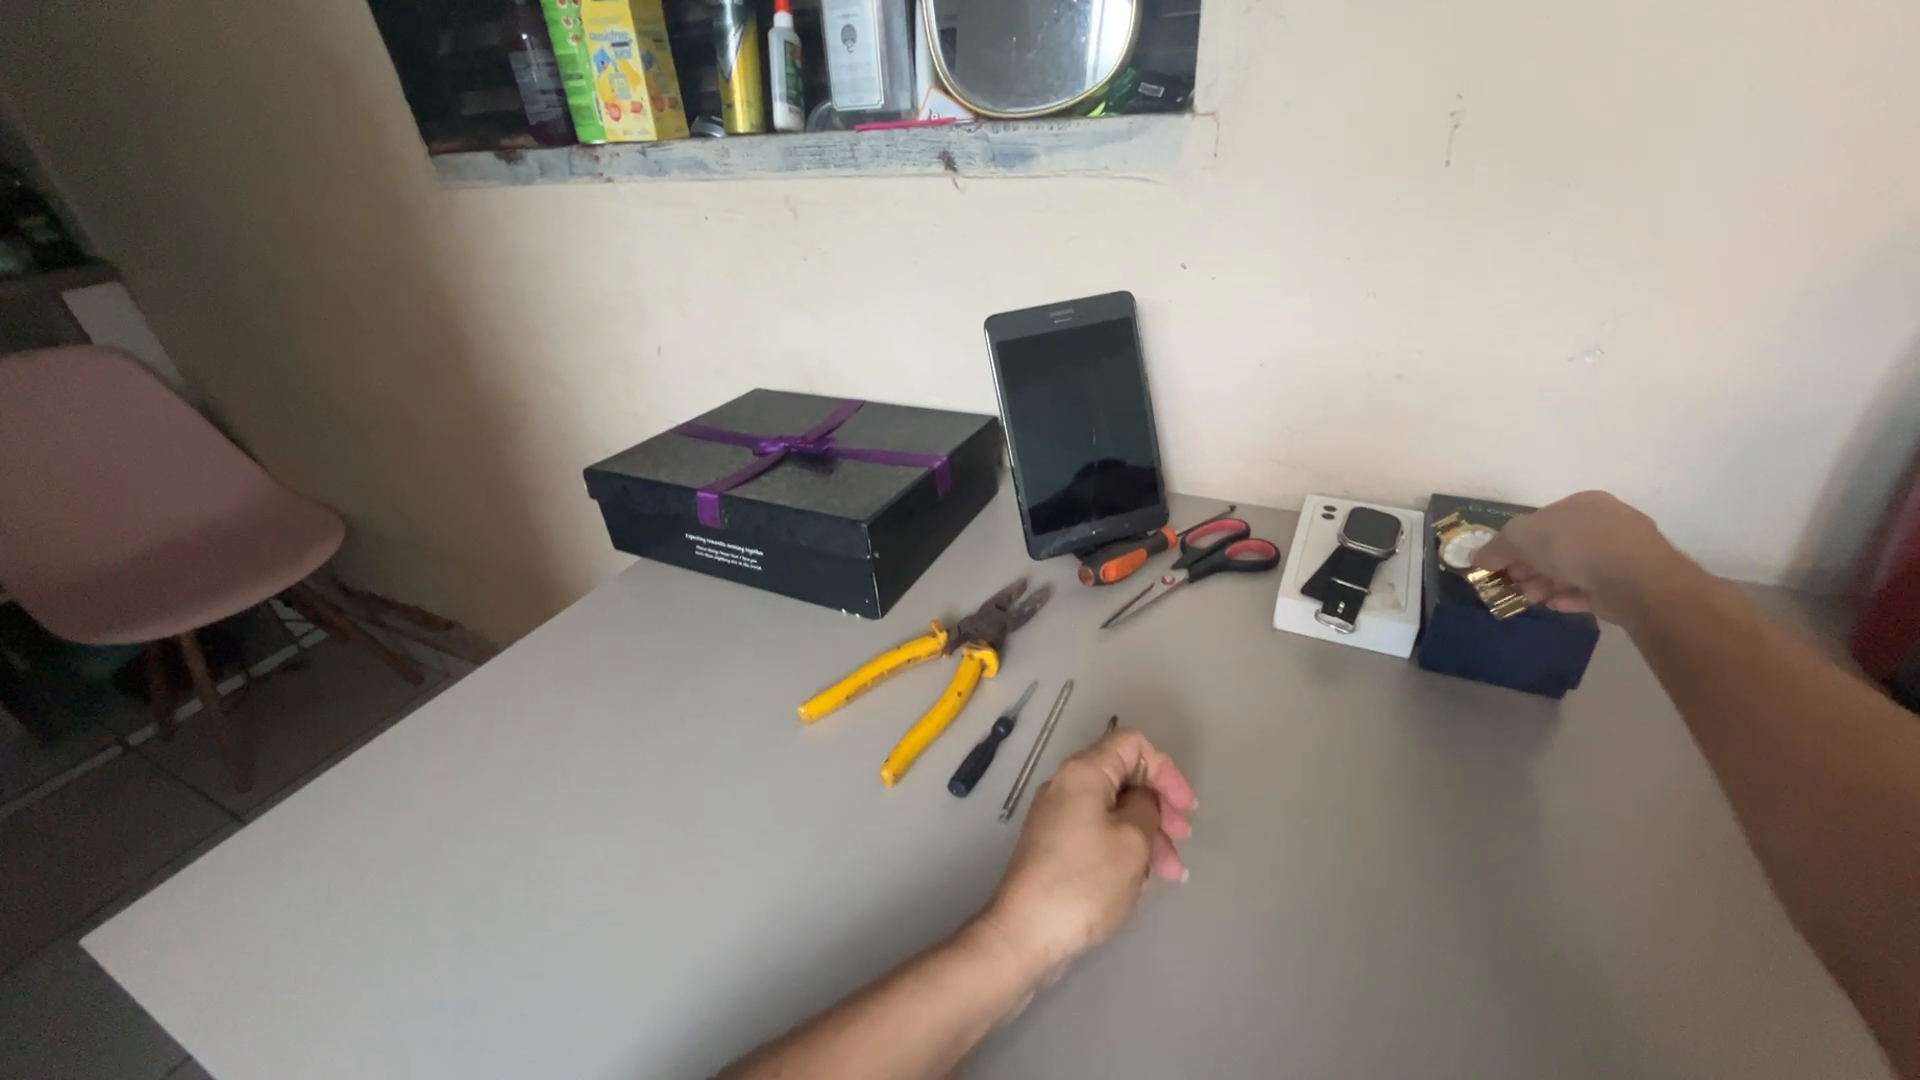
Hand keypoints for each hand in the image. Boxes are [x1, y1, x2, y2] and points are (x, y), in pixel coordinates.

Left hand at [973, 728, 1196, 982]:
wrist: (1026, 933)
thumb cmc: (1085, 882)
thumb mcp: (1132, 840)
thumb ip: (1147, 807)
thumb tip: (1142, 800)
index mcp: (1083, 772)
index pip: (1131, 744)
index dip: (1166, 769)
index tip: (1186, 807)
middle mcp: (1066, 785)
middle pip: (1124, 777)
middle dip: (1160, 805)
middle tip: (1183, 839)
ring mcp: (1058, 816)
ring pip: (1114, 809)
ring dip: (1148, 833)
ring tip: (1170, 873)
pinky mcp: (1056, 845)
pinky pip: (1099, 832)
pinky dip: (1125, 848)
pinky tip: (1141, 879)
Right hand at [1472, 491, 1678, 618]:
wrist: (1635, 578)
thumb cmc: (1573, 545)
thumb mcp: (1518, 537)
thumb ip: (1495, 547)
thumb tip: (1477, 557)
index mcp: (1582, 503)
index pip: (1541, 521)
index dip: (1516, 543)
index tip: (1500, 565)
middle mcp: (1607, 522)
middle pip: (1557, 546)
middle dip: (1530, 566)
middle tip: (1513, 584)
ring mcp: (1625, 551)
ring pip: (1575, 568)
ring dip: (1547, 583)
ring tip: (1531, 599)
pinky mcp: (1636, 580)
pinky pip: (1595, 586)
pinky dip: (1573, 595)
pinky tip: (1557, 605)